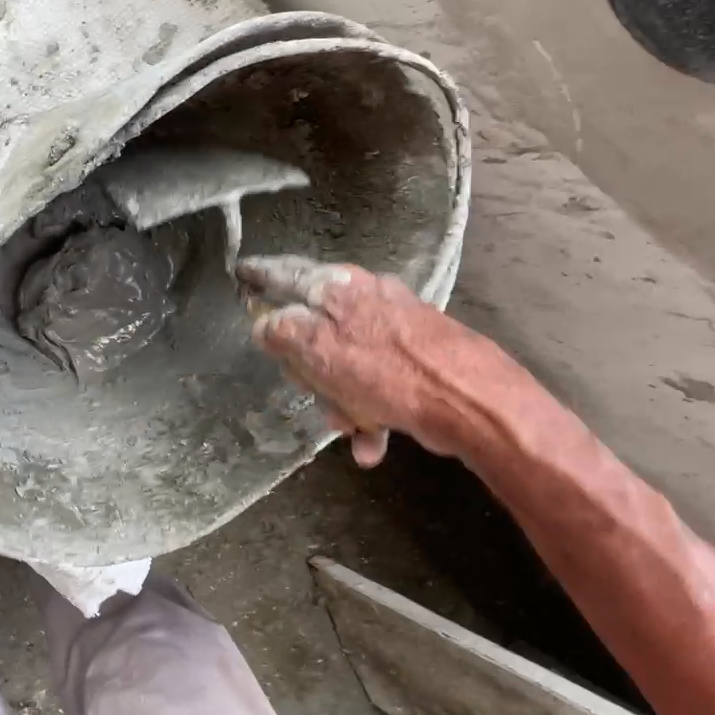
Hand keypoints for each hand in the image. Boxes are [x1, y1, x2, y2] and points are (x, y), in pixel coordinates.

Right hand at [239, 256, 519, 467]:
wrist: (474, 402)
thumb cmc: (386, 374)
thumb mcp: (317, 351)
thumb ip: (280, 332)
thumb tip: (263, 322)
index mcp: (336, 287)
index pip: (284, 273)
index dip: (259, 275)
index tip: (240, 274)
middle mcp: (366, 296)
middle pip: (313, 324)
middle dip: (306, 364)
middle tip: (307, 389)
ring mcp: (396, 323)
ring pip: (345, 358)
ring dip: (340, 397)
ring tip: (349, 428)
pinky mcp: (419, 354)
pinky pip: (378, 382)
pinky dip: (372, 410)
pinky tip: (374, 441)